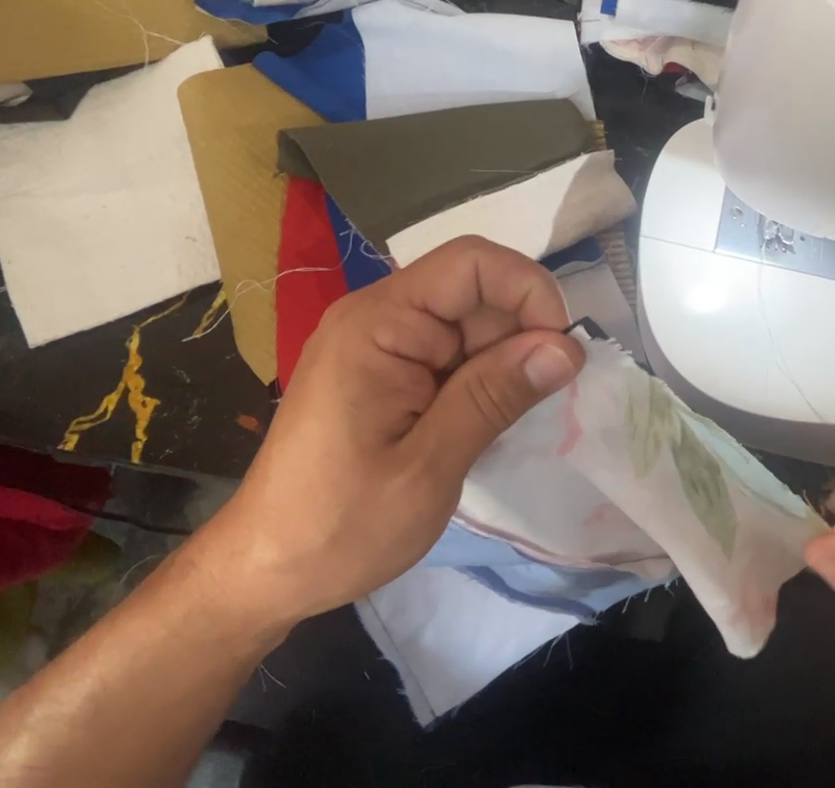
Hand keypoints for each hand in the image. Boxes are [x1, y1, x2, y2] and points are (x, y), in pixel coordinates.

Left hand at [187, 236, 584, 642]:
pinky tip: (483, 425)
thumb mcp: (428, 466)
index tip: (561, 354)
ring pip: (470, 325)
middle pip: (475, 293)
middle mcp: (378, 317)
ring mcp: (380, 344)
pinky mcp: (386, 372)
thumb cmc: (339, 525)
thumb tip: (567, 347)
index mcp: (378, 323)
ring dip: (504, 364)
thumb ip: (494, 396)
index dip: (528, 291)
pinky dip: (481, 381)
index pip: (472, 264)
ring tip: (509, 424)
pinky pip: (451, 354)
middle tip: (538, 404)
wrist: (268, 570)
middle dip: (520, 336)